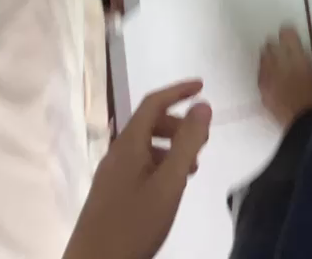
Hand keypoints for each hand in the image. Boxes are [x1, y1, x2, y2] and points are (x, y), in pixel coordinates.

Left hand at [63, 79, 212, 258]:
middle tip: (202, 140)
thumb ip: (188, 143)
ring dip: (170, 148)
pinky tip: (169, 189)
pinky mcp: (109, 196)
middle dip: (178, 124)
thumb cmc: (133, 224)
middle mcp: (116, 154)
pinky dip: (159, 165)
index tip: (202, 86)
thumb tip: (202, 104)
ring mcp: (109, 176)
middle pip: (149, 123)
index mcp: (128, 144)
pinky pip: (138, 166)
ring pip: (144, 147)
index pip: (153, 102)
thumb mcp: (169, 183)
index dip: (178, 91)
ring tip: (191, 169)